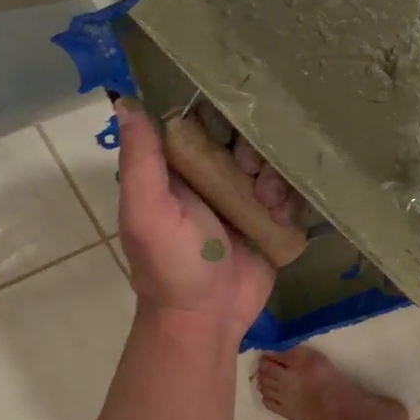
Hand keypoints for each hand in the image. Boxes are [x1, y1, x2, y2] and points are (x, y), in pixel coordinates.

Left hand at [114, 99, 273, 337]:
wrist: (206, 319)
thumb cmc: (171, 264)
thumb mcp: (147, 210)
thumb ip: (142, 159)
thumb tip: (125, 101)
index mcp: (183, 167)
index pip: (209, 121)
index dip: (225, 118)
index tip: (235, 131)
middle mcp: (217, 176)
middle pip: (250, 140)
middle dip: (258, 153)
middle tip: (253, 178)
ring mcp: (247, 198)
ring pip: (276, 164)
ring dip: (278, 179)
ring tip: (268, 205)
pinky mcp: (274, 219)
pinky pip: (293, 193)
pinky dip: (292, 200)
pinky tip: (281, 217)